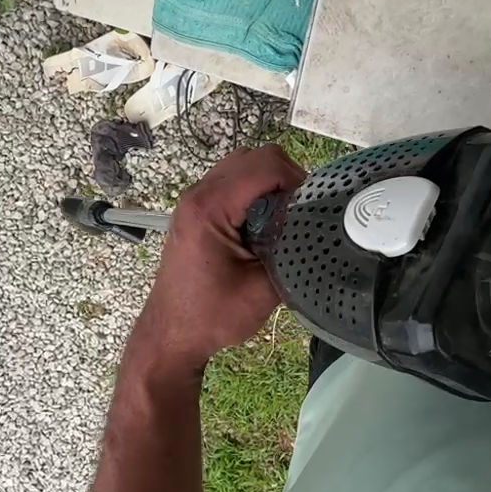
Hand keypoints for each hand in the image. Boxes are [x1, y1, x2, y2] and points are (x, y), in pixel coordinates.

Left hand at [130, 145, 304, 376]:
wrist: (172, 334)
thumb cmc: (212, 316)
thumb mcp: (264, 289)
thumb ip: (293, 253)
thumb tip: (318, 230)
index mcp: (210, 207)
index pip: (265, 165)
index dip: (297, 180)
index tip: (309, 209)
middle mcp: (198, 194)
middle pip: (255, 157)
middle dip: (286, 178)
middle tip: (300, 212)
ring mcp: (194, 200)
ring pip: (243, 165)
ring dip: (270, 183)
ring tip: (284, 218)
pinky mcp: (197, 210)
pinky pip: (232, 182)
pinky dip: (255, 192)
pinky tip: (265, 225)